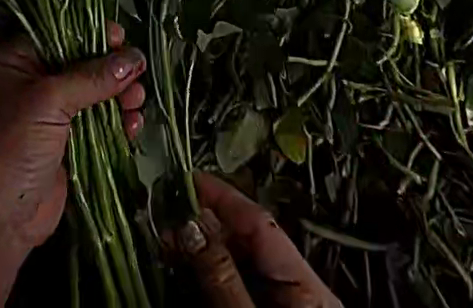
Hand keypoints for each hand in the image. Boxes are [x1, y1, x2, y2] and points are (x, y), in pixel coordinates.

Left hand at [0, 24, 146, 306]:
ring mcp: (47, 114)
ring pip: (92, 94)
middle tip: (138, 72)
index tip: (121, 36)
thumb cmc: (12, 144)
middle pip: (79, 63)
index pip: (57, 33)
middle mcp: (29, 81)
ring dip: (119, 96)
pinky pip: (96, 123)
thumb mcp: (49, 100)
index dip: (90, 33)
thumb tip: (134, 57)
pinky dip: (116, 122)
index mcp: (13, 60)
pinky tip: (133, 125)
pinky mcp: (64, 143)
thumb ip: (92, 76)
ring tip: (138, 101)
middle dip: (111, 68)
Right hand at [173, 174, 340, 307]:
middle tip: (165, 210)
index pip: (260, 222)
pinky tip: (186, 265)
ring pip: (241, 258)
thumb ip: (221, 276)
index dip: (221, 195)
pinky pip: (239, 281)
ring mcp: (285, 302)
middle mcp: (300, 288)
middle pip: (249, 237)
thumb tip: (189, 224)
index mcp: (307, 285)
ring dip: (204, 244)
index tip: (184, 178)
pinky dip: (211, 270)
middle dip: (206, 219)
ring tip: (168, 236)